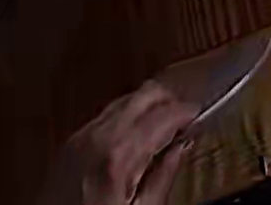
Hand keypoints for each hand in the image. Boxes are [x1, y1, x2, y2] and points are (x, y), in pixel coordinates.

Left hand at [33, 80, 197, 204]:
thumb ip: (162, 178)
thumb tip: (182, 147)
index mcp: (121, 154)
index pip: (165, 114)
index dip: (187, 112)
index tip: (199, 116)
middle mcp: (101, 134)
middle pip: (146, 93)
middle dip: (169, 100)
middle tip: (183, 117)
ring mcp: (83, 135)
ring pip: (127, 99)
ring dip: (148, 105)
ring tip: (160, 128)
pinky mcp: (71, 142)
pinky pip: (107, 115)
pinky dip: (127, 116)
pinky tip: (133, 138)